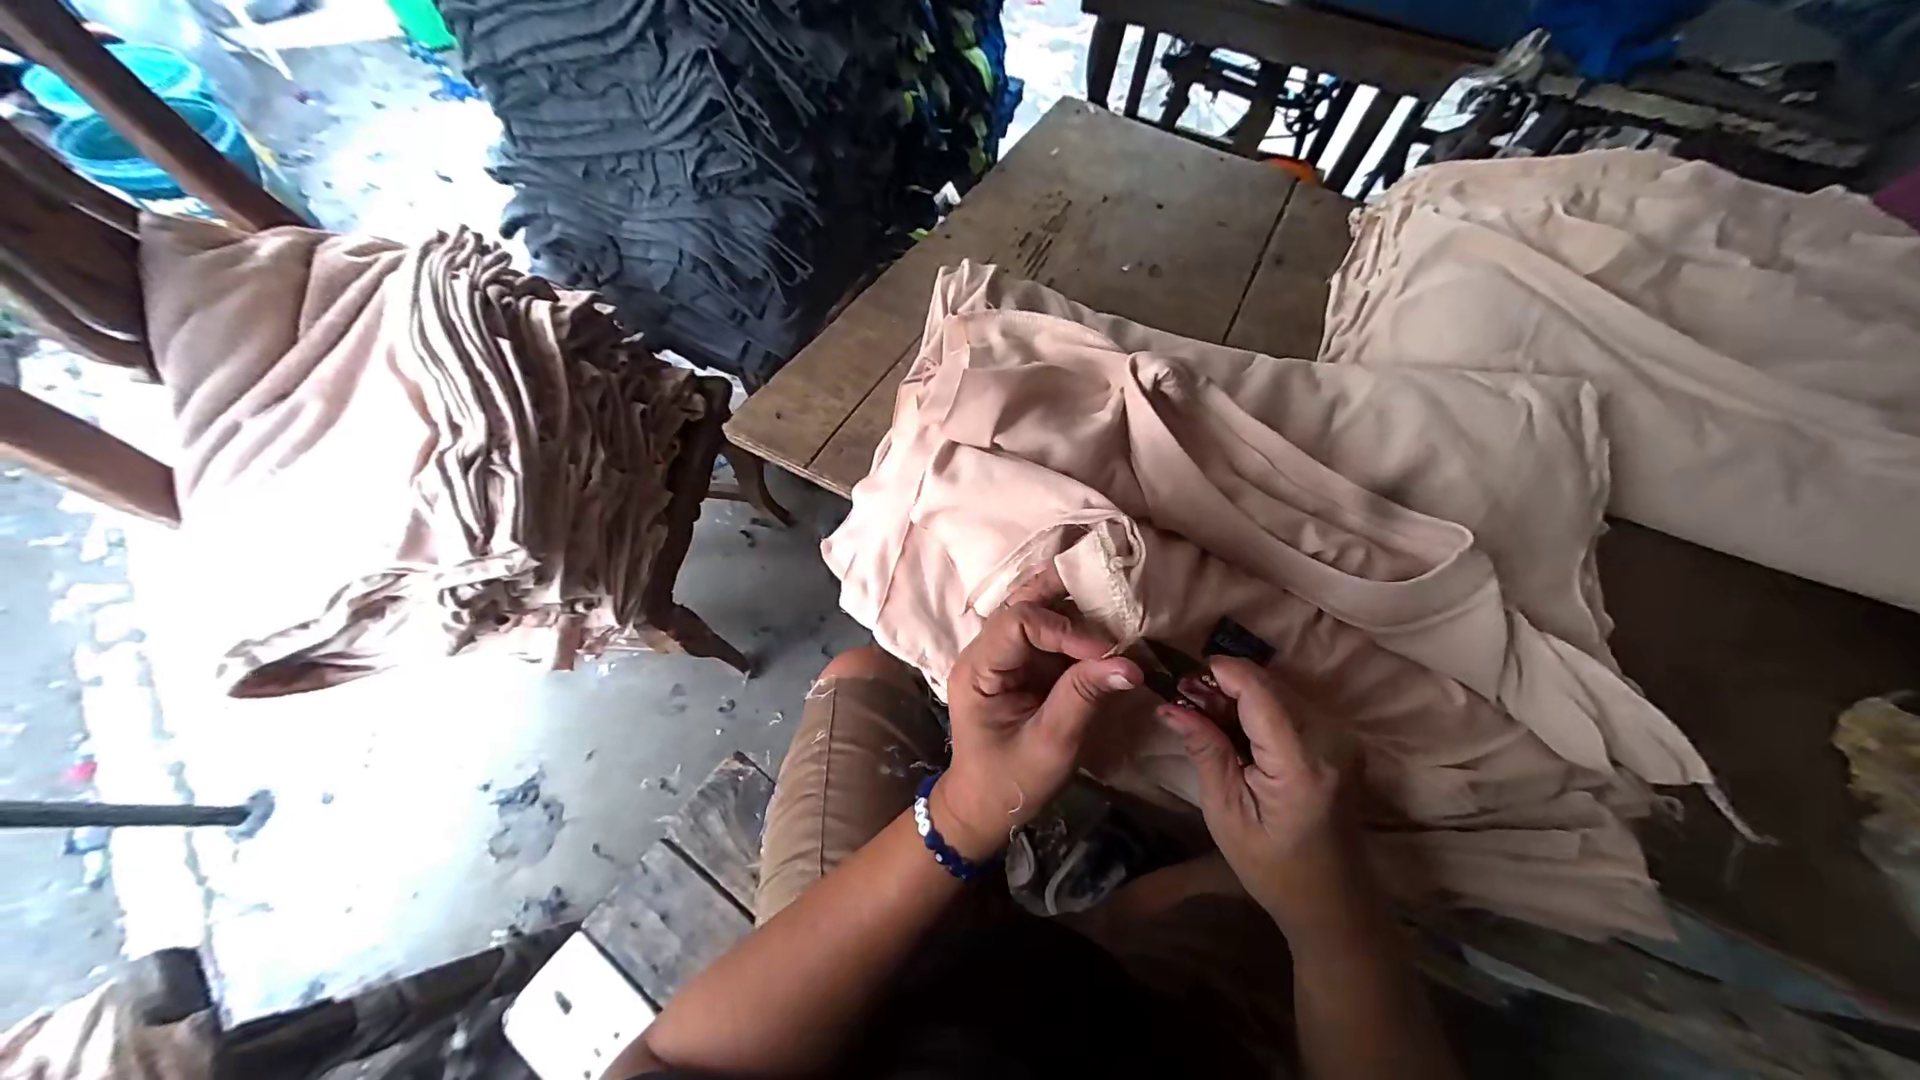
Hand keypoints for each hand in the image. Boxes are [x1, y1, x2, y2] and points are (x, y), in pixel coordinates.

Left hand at [935, 602, 1141, 859]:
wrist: (984, 806)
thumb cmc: (1010, 781)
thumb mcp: (1050, 745)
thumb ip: (1083, 698)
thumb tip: (1129, 665)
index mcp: (979, 669)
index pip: (1017, 622)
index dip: (1063, 629)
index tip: (1105, 652)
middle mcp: (986, 653)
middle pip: (1021, 603)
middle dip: (1063, 593)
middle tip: (1107, 586)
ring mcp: (1004, 657)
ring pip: (1034, 611)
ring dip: (1071, 604)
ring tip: (1111, 598)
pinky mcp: (1023, 666)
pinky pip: (1047, 634)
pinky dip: (1076, 627)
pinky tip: (1104, 624)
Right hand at [1155, 657, 1357, 935]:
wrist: (1335, 903)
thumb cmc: (1274, 868)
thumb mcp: (1226, 813)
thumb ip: (1205, 751)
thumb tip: (1170, 706)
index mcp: (1302, 765)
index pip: (1260, 693)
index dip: (1220, 672)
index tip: (1181, 675)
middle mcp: (1331, 741)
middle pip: (1268, 686)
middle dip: (1223, 684)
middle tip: (1183, 701)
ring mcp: (1342, 738)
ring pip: (1278, 690)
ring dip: (1238, 694)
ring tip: (1202, 715)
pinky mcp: (1341, 740)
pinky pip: (1290, 704)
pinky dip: (1256, 707)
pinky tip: (1233, 727)